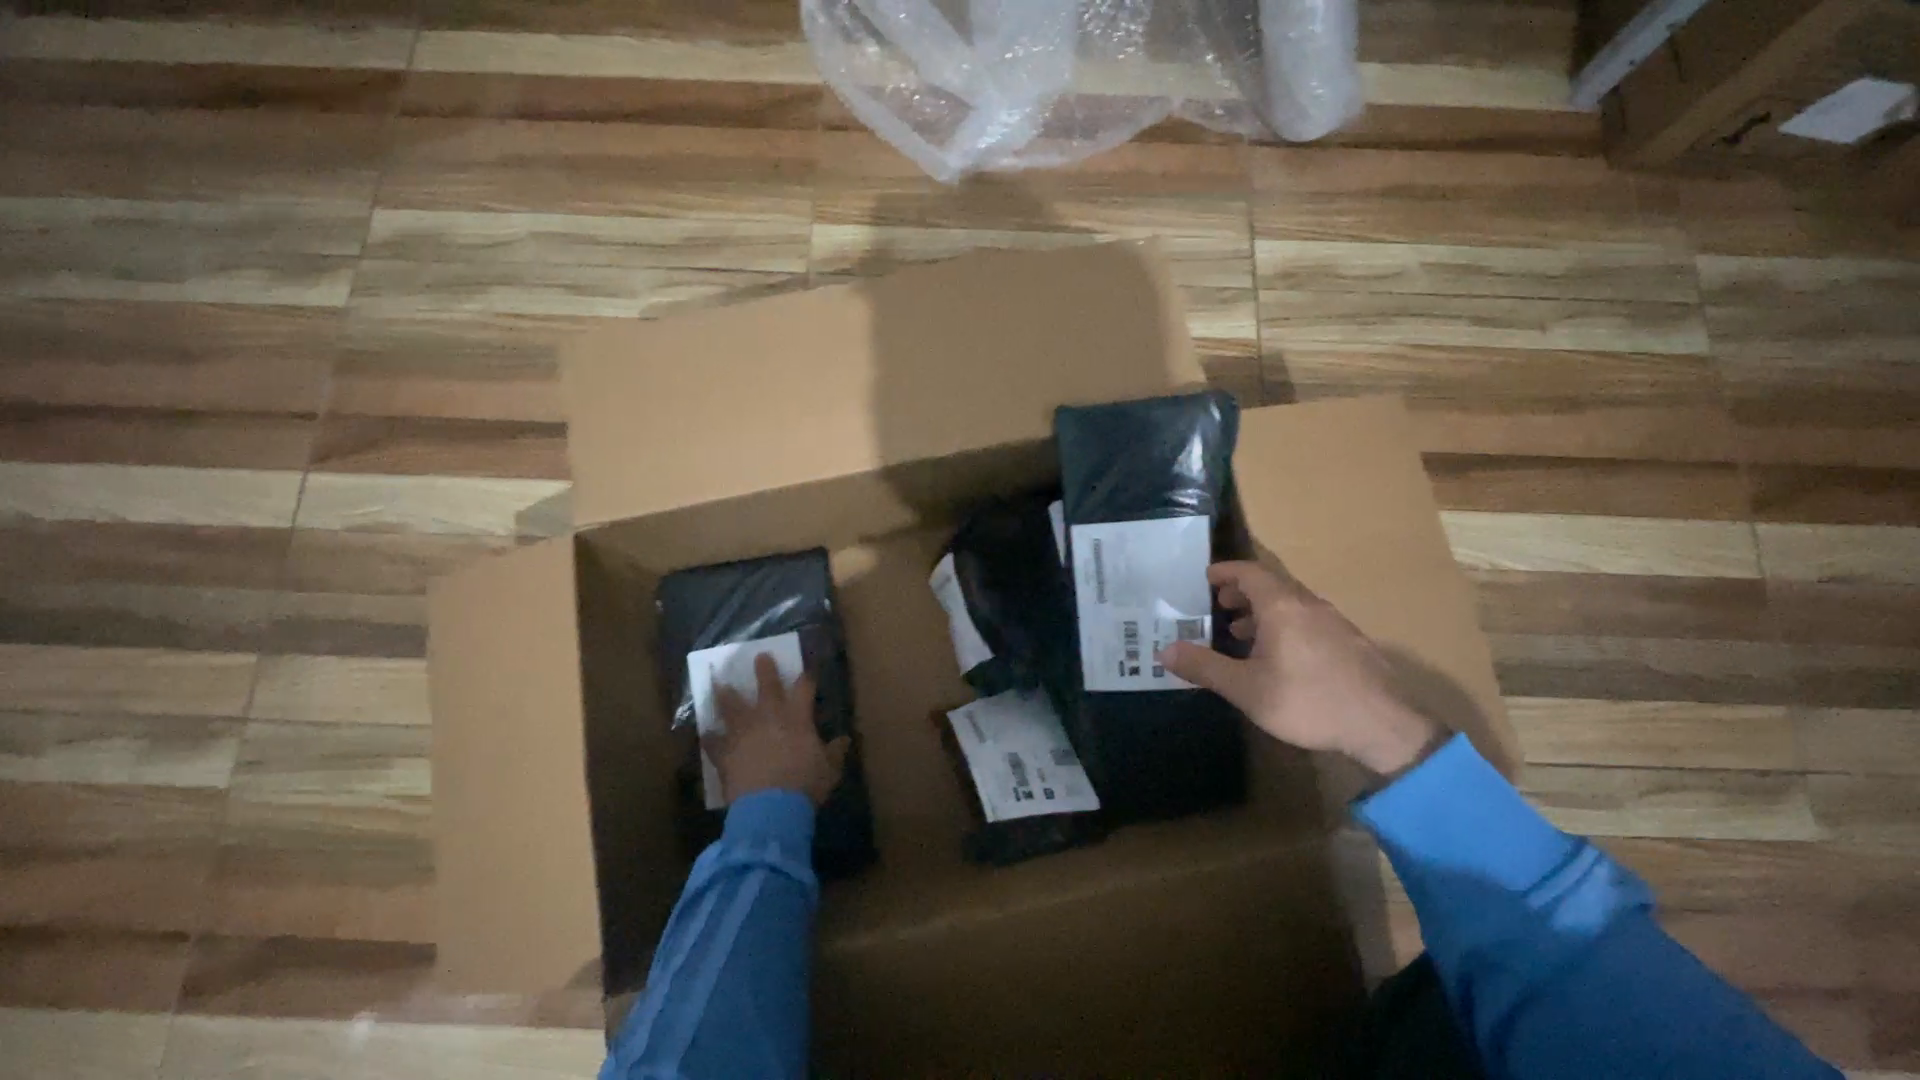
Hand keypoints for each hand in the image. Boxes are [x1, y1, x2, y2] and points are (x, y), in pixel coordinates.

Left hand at [705, 653, 849, 806]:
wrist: (771, 808)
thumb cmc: (805, 784)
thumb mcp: (829, 769)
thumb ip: (835, 752)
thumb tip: (845, 740)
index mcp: (797, 718)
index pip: (804, 689)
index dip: (806, 678)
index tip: (807, 671)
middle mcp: (768, 718)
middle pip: (766, 687)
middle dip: (765, 670)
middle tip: (760, 655)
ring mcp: (743, 733)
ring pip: (731, 707)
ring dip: (725, 695)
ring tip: (718, 683)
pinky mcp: (725, 753)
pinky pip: (713, 742)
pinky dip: (710, 738)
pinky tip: (705, 733)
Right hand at [1157, 561, 1443, 776]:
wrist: (1383, 726)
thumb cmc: (1308, 700)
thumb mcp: (1246, 689)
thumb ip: (1205, 667)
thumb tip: (1165, 651)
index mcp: (1283, 607)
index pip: (1250, 572)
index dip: (1226, 571)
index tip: (1205, 578)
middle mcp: (1310, 605)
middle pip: (1272, 586)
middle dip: (1242, 593)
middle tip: (1218, 608)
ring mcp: (1335, 623)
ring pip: (1292, 605)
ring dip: (1264, 613)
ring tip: (1242, 636)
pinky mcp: (1351, 643)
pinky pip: (1309, 622)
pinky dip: (1285, 627)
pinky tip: (1280, 658)